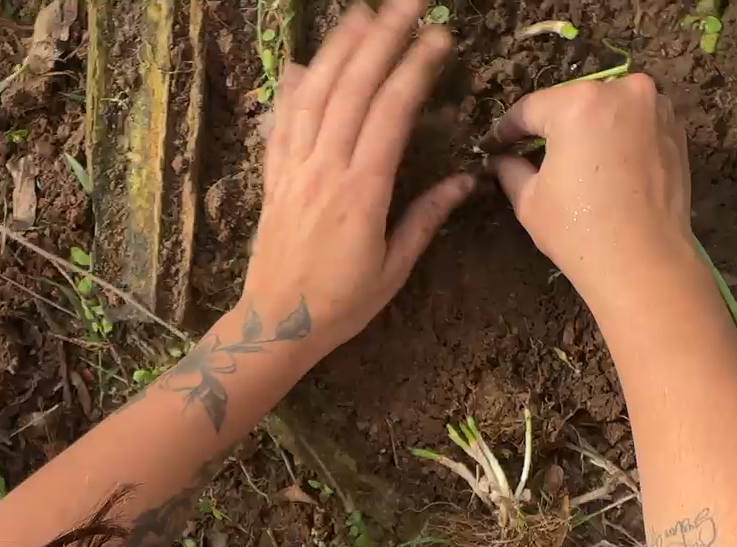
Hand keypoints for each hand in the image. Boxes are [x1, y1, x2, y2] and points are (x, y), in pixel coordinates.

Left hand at [241, 0, 474, 355]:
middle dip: (382, 37)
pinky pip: (281, 124)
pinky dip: (292, 89)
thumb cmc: (339, 305)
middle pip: (352, 87)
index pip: (391, 111)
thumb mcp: (392, 270)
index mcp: (361, 192)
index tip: (438, 36)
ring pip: (313, 95)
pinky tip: (301, 63)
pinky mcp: (272, 180)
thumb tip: (463, 181)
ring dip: (337, 48)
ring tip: (362, 13)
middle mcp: (323, 170)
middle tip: (408, 2)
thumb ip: (424, 220)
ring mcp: (293, 171)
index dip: (415, 67)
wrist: (276, 325)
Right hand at [485, 75, 698, 310]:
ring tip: (570, 159)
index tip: (492, 146)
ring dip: (585, 128)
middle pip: (571, 102)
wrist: (640, 257)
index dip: (505, 129)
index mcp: (578, 104)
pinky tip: (603, 167)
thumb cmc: (576, 230)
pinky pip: (633, 122)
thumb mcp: (529, 201)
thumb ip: (511, 170)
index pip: (529, 108)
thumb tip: (500, 160)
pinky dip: (614, 136)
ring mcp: (654, 105)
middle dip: (548, 126)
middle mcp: (621, 90)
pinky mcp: (675, 126)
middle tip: (529, 153)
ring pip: (605, 107)